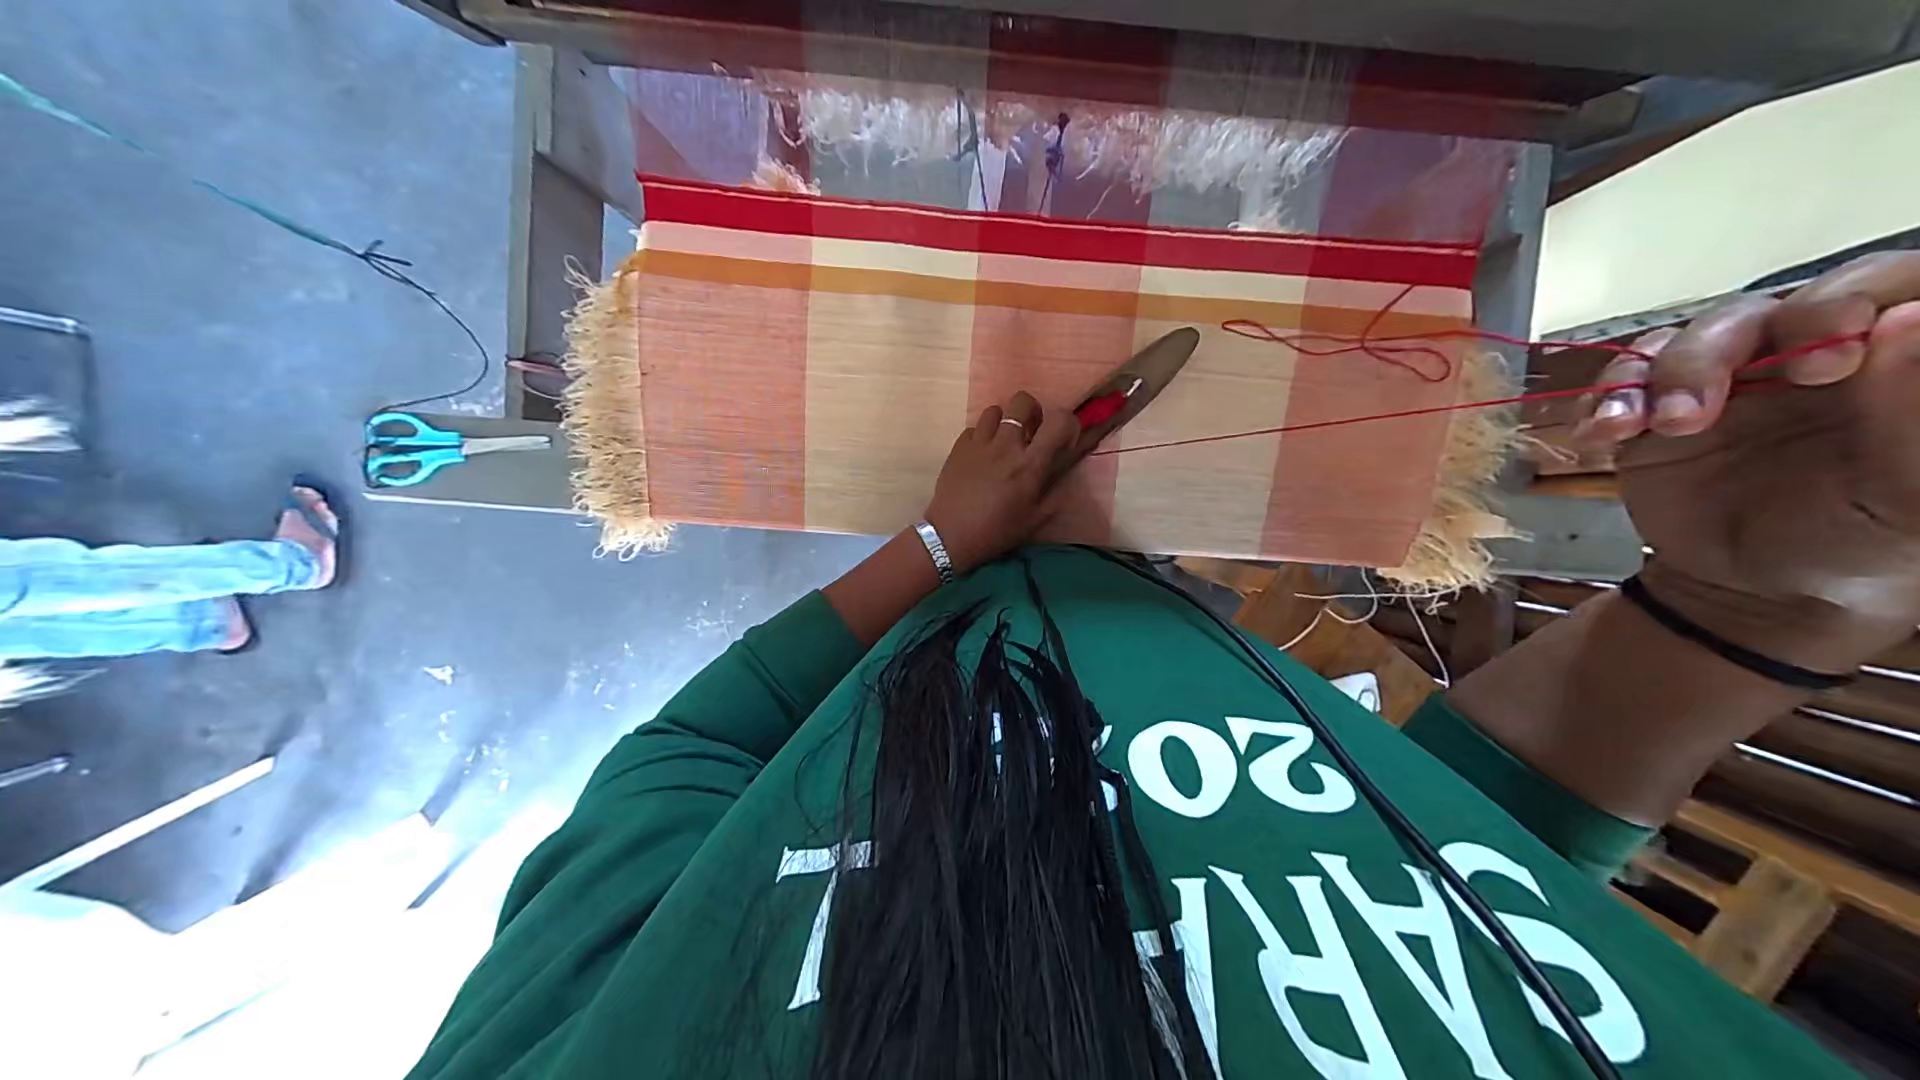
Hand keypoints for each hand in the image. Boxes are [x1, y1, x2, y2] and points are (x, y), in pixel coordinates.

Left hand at [923, 391, 1079, 572]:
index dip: (1068, 423)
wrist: (951, 536)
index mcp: (1030, 464)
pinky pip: (974, 428)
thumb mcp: (1036, 519)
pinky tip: (981, 454)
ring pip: (995, 410)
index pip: (1060, 421)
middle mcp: (1006, 445)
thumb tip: (1066, 472)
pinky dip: (981, 436)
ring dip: (1003, 421)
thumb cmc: (997, 531)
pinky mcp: (958, 447)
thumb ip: (1056, 492)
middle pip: (1023, 401)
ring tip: (1003, 442)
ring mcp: (979, 443)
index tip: (1063, 438)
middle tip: (1030, 432)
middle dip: (1032, 411)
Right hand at [1575, 252, 1919, 670]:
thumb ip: (1907, 411)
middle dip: (1733, 343)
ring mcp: (1725, 381)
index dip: (1850, 298)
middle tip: (1721, 397)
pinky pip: (1620, 379)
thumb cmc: (1853, 545)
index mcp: (1888, 362)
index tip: (1829, 356)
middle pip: (1769, 307)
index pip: (1885, 285)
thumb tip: (1907, 318)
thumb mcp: (1904, 492)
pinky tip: (1604, 431)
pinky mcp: (1652, 409)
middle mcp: (1806, 356)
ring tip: (1663, 428)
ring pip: (1688, 338)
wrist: (1747, 588)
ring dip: (1662, 376)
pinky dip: (1606, 398)